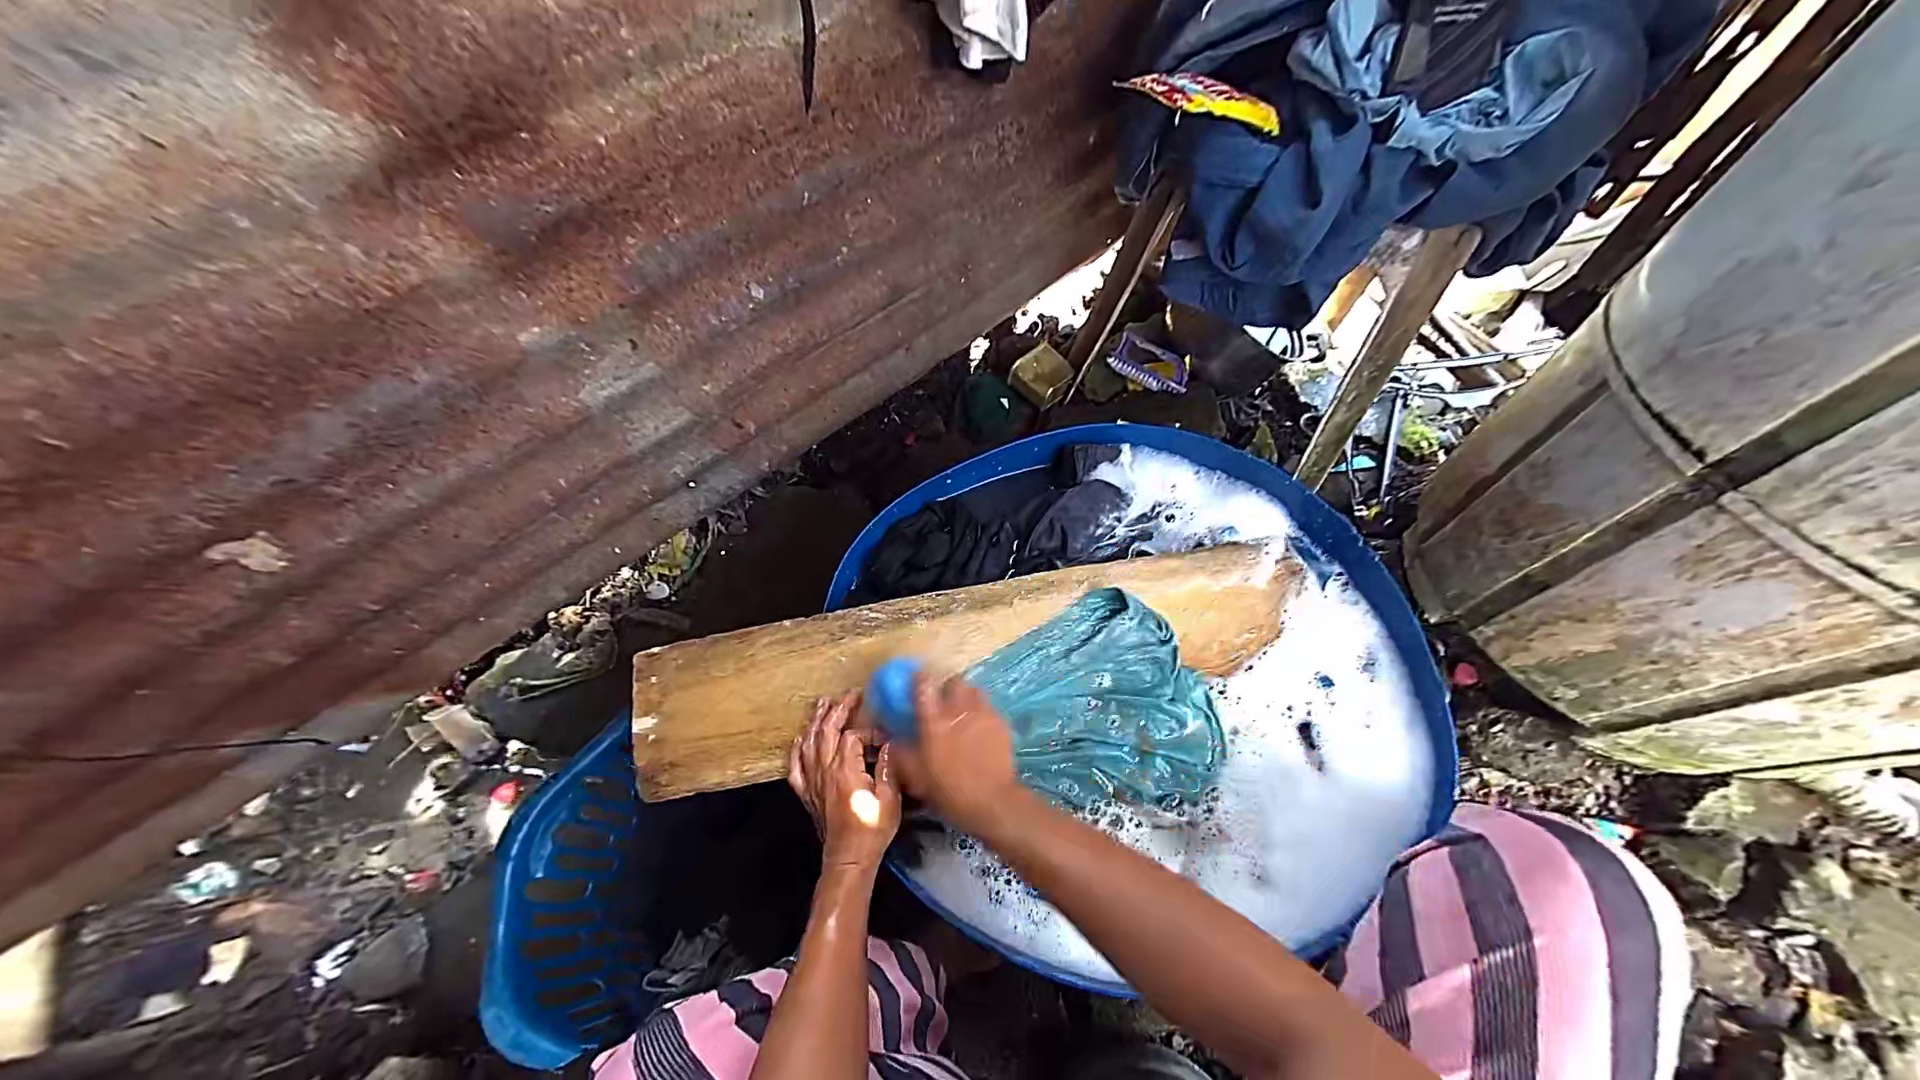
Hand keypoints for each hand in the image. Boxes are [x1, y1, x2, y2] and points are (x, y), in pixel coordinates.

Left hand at [788, 690, 900, 870]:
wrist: (848, 858)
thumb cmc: (872, 830)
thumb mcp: (890, 798)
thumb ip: (887, 766)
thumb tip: (888, 743)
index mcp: (845, 770)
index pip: (852, 736)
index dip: (868, 731)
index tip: (883, 736)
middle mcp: (824, 771)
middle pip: (827, 731)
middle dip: (838, 709)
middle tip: (849, 695)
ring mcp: (812, 781)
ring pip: (809, 743)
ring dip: (816, 720)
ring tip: (822, 703)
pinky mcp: (807, 793)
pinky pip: (795, 766)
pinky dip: (796, 749)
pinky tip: (800, 738)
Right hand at [888, 674, 1021, 836]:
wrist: (992, 802)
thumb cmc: (949, 790)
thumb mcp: (915, 776)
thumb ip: (900, 754)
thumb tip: (891, 740)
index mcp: (934, 720)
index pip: (923, 684)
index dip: (918, 678)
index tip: (915, 680)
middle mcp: (959, 710)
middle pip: (953, 681)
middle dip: (947, 686)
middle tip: (942, 701)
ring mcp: (983, 713)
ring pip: (974, 690)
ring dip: (966, 696)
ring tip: (963, 711)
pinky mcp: (1001, 722)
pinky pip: (988, 707)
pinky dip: (981, 711)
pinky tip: (980, 727)